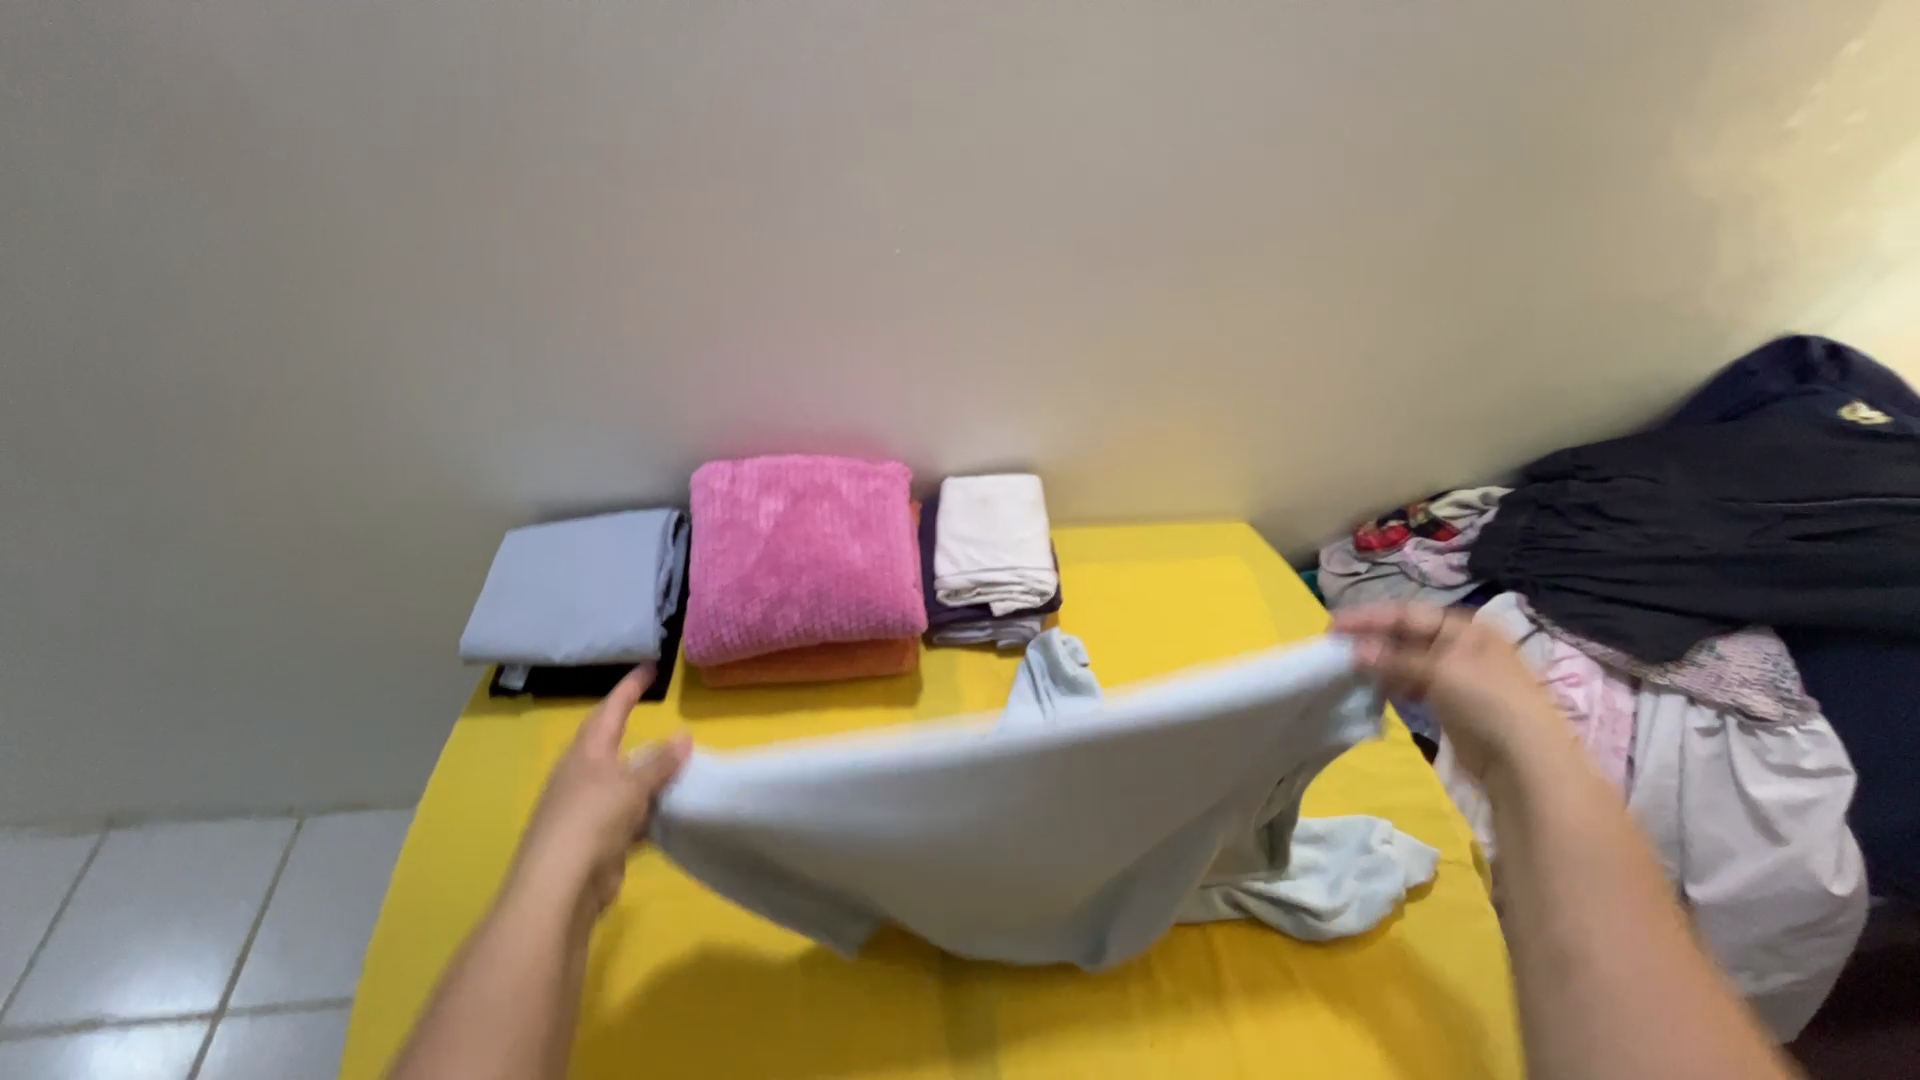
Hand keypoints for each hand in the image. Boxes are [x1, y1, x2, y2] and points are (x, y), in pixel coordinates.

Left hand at [508, 665, 690, 923]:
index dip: (630, 688)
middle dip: (637, 734)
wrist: (561, 886)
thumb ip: (660, 762)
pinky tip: (674, 813)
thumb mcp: (633, 784)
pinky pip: (632, 817)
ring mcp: (588, 810)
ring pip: (626, 784)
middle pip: (613, 747)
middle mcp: (583, 777)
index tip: (650, 668)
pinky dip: (651, 812)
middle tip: (667, 723)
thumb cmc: (593, 820)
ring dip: (650, 778)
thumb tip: (683, 737)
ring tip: (683, 768)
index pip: (610, 710)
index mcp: (585, 754)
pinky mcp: (598, 841)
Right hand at [1331, 603, 1565, 780]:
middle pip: (1405, 636)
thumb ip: (1395, 659)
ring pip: (1404, 660)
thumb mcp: (1441, 671)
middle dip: (1371, 639)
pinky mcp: (1447, 701)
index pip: (1408, 614)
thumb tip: (1355, 650)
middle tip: (1335, 645)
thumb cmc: (1488, 702)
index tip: (1334, 625)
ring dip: (1377, 662)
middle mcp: (1460, 645)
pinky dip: (1389, 682)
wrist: (1523, 759)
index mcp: (1465, 628)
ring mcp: (1454, 674)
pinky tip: (1369, 686)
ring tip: (1345, 666)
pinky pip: (1409, 683)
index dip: (1370, 618)